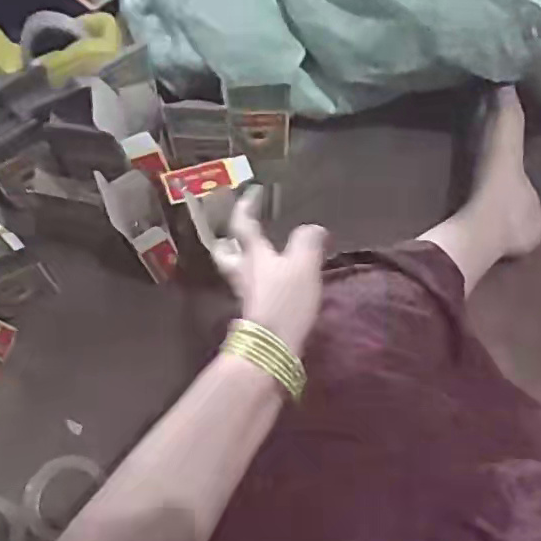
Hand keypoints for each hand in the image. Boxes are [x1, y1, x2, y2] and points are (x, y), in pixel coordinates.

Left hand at [210, 187, 328, 354]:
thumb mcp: (304, 265)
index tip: (252, 192)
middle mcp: (244, 274)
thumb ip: (308, 242)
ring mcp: (246, 296)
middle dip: (228, 241)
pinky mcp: (255, 316)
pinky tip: (269, 284)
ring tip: (254, 256)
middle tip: (233, 234)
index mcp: (253, 255)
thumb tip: (314, 229)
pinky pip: (252, 291)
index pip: (243, 224)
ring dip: (241, 262)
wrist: (272, 347)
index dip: (246, 206)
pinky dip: (257, 283)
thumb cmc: (286, 301)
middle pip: (227, 253)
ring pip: (237, 273)